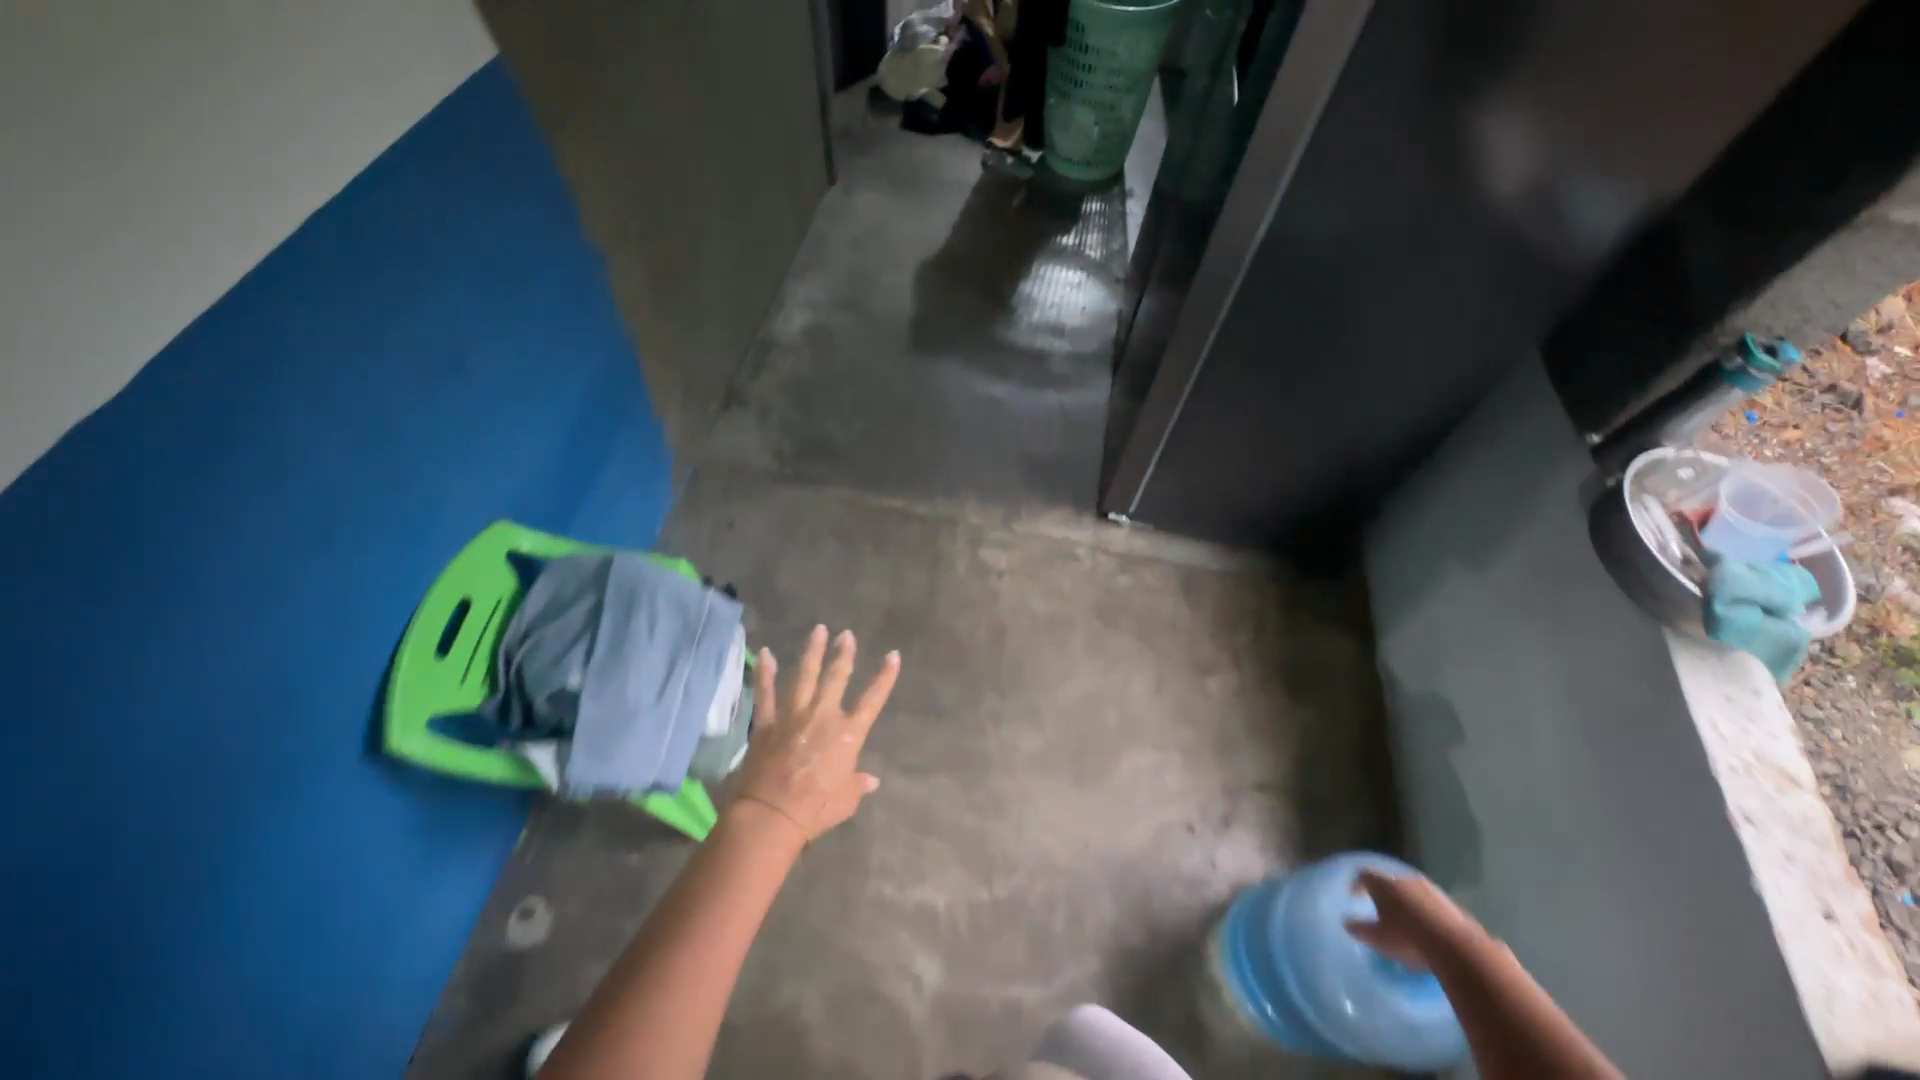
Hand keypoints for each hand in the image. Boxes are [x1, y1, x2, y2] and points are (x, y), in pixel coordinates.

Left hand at [732, 625, 900, 841]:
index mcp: (848, 734)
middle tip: (846, 635)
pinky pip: (766, 693)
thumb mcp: (846, 800)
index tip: (893, 655)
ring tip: (817, 630)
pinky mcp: (768, 723)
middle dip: (843, 654)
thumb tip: (871, 780)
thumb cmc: (816, 809)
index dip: (884, 677)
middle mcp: (823, 716)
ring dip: (811, 652)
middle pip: (836, 678)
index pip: (873, 699)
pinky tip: (766, 654)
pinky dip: (765, 673)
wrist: (773, 814)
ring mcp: (793, 716)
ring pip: (804, 676)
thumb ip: (858, 784)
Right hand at [1345, 869, 1486, 971]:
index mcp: (1384, 885)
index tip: (1353, 896)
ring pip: (1413, 892)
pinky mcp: (1452, 905)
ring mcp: (1432, 891)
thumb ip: (1359, 929)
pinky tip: (1428, 933)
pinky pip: (1432, 905)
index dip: (1356, 884)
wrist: (1455, 947)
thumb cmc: (1407, 939)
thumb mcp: (1377, 939)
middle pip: (1390, 882)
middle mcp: (1407, 880)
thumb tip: (1348, 923)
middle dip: (1385, 895)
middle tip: (1381, 912)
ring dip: (1407, 904)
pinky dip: (1426, 914)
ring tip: (1406, 924)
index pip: (1364, 875)